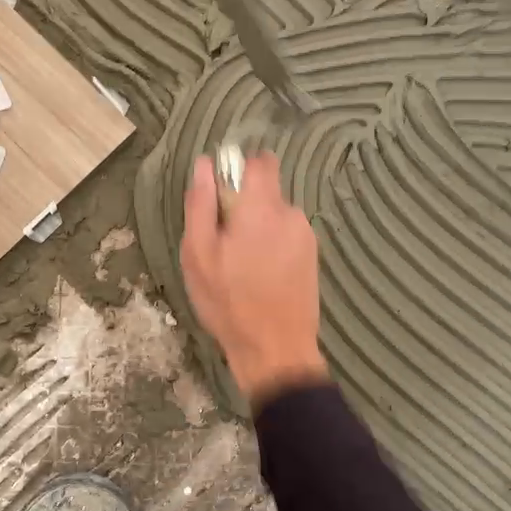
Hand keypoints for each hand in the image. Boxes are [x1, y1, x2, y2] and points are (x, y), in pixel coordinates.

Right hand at [180, 150, 327, 409]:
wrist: (275, 349)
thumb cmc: (228, 301)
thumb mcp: (198, 254)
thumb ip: (200, 204)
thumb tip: (204, 165)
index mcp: (261, 207)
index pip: (259, 161)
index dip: (238, 169)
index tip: (220, 194)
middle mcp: (290, 214)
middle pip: (265, 190)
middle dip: (243, 205)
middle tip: (223, 241)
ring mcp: (305, 236)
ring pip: (275, 215)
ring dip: (256, 228)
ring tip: (239, 265)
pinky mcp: (312, 257)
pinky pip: (286, 236)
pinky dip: (270, 245)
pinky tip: (258, 275)